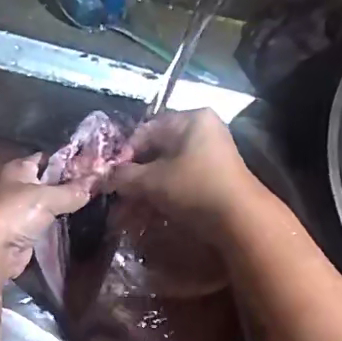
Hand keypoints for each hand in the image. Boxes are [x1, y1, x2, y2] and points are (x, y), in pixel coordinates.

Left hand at [0, 155, 95, 279]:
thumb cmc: (17, 213)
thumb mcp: (48, 197)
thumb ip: (73, 190)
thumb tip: (96, 181)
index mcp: (19, 168)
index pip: (47, 158)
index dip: (68, 160)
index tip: (91, 164)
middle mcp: (18, 185)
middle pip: (49, 180)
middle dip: (70, 182)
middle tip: (97, 183)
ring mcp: (20, 209)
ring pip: (49, 201)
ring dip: (65, 203)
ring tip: (92, 199)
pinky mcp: (25, 229)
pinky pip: (47, 220)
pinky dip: (59, 220)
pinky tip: (77, 219)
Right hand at [106, 111, 265, 234]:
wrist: (240, 220)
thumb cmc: (195, 188)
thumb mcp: (152, 181)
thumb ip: (123, 177)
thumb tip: (101, 178)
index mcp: (190, 120)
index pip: (146, 130)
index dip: (124, 154)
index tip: (109, 177)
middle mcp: (202, 133)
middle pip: (156, 154)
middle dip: (132, 181)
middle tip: (114, 200)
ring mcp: (209, 158)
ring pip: (165, 174)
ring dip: (142, 196)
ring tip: (124, 217)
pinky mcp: (212, 182)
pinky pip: (179, 186)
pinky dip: (160, 201)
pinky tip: (143, 219)